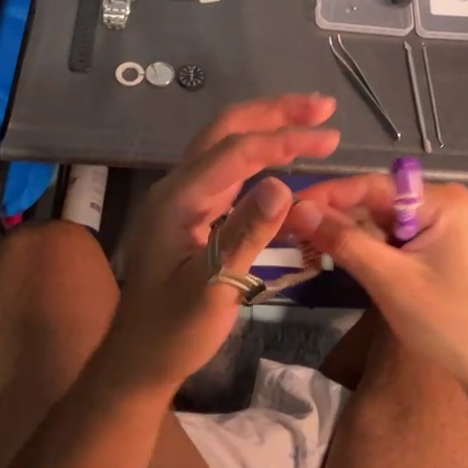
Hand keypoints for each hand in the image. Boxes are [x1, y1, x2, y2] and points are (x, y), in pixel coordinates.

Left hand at [103, 94, 339, 390]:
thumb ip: (244, 235)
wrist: (138, 360)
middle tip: (323, 107)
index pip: (235, 152)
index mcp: (177, 199)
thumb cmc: (172, 332)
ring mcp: (184, 198)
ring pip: (227, 145)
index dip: (283, 139)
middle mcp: (178, 187)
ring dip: (268, 127)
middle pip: (226, 130)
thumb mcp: (211, 289)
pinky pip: (228, 169)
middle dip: (274, 113)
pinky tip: (284, 157)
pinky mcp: (193, 212)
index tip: (329, 137)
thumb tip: (281, 185)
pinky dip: (260, 154)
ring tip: (311, 120)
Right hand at [285, 177, 467, 404]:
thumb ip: (344, 240)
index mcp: (441, 200)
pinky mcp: (438, 249)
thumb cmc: (449, 323)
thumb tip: (298, 209)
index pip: (371, 185)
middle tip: (289, 230)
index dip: (326, 195)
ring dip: (347, 234)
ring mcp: (442, 227)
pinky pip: (394, 239)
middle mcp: (443, 203)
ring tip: (304, 244)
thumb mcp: (390, 280)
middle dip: (334, 216)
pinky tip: (337, 256)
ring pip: (381, 221)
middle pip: (375, 201)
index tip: (286, 206)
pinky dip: (366, 248)